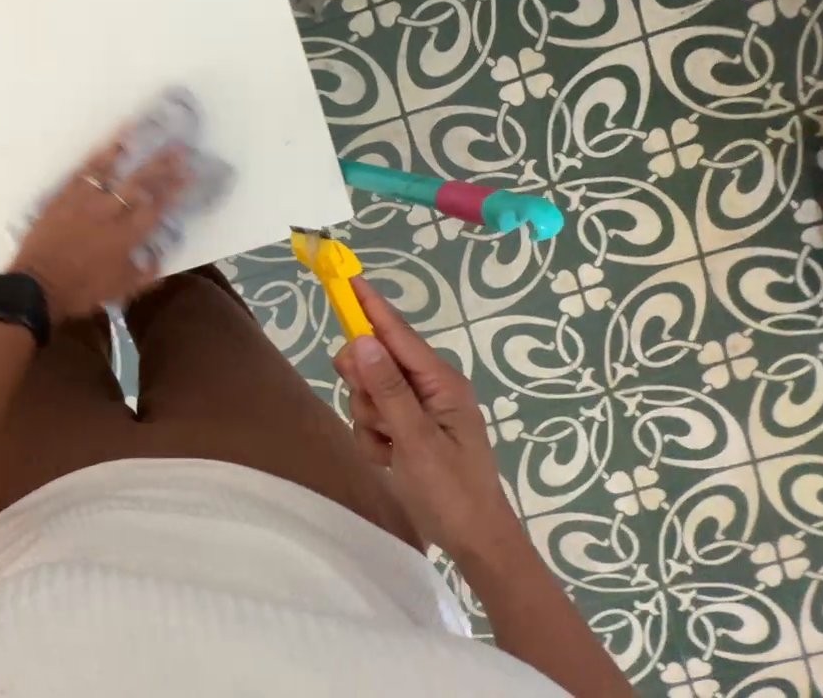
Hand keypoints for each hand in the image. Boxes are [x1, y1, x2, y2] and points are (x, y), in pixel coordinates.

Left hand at [10, 133, 187, 321]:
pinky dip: (97, 156)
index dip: (174, 190)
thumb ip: (144, 275)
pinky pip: (82, 172)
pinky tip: (107, 145)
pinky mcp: (63, 196)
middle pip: (140, 184)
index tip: (189, 173)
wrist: (35, 287)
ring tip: (143, 130)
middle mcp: (108, 213)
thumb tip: (161, 260)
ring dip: (129, 150)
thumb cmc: (79, 292)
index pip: (156, 207)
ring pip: (110, 169)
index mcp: (125, 236)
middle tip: (179, 148)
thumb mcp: (119, 290)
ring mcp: (84, 201)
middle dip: (162, 165)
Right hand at [331, 277, 522, 560]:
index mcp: (440, 382)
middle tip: (372, 414)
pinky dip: (371, 435)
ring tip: (388, 447)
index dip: (368, 305)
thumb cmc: (453, 492)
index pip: (396, 332)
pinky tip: (388, 458)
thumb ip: (387, 390)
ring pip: (366, 388)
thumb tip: (362, 340)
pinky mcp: (407, 425)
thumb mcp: (416, 441)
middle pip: (373, 359)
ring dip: (367, 417)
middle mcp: (428, 386)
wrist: (477, 543)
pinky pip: (370, 413)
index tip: (344, 277)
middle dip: (362, 385)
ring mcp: (417, 406)